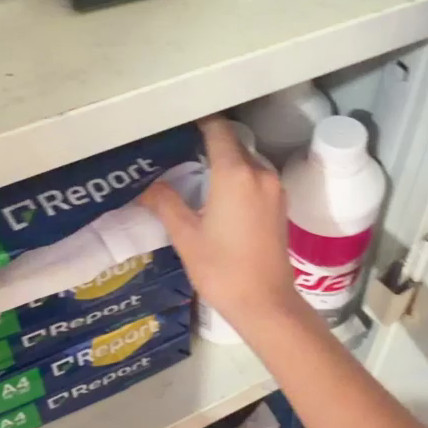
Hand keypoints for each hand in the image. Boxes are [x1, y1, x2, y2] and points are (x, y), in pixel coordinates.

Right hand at [141, 117, 309, 331]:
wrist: (266, 304)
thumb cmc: (223, 270)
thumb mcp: (186, 236)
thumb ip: (166, 203)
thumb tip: (147, 186)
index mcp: (235, 174)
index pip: (218, 131)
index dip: (199, 123)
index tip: (180, 124)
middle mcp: (260, 174)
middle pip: (234, 144)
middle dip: (210, 144)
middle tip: (181, 151)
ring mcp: (275, 190)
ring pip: (247, 162)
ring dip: (226, 162)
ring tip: (198, 173)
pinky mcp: (280, 207)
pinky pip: (257, 180)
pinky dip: (239, 179)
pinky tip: (220, 195)